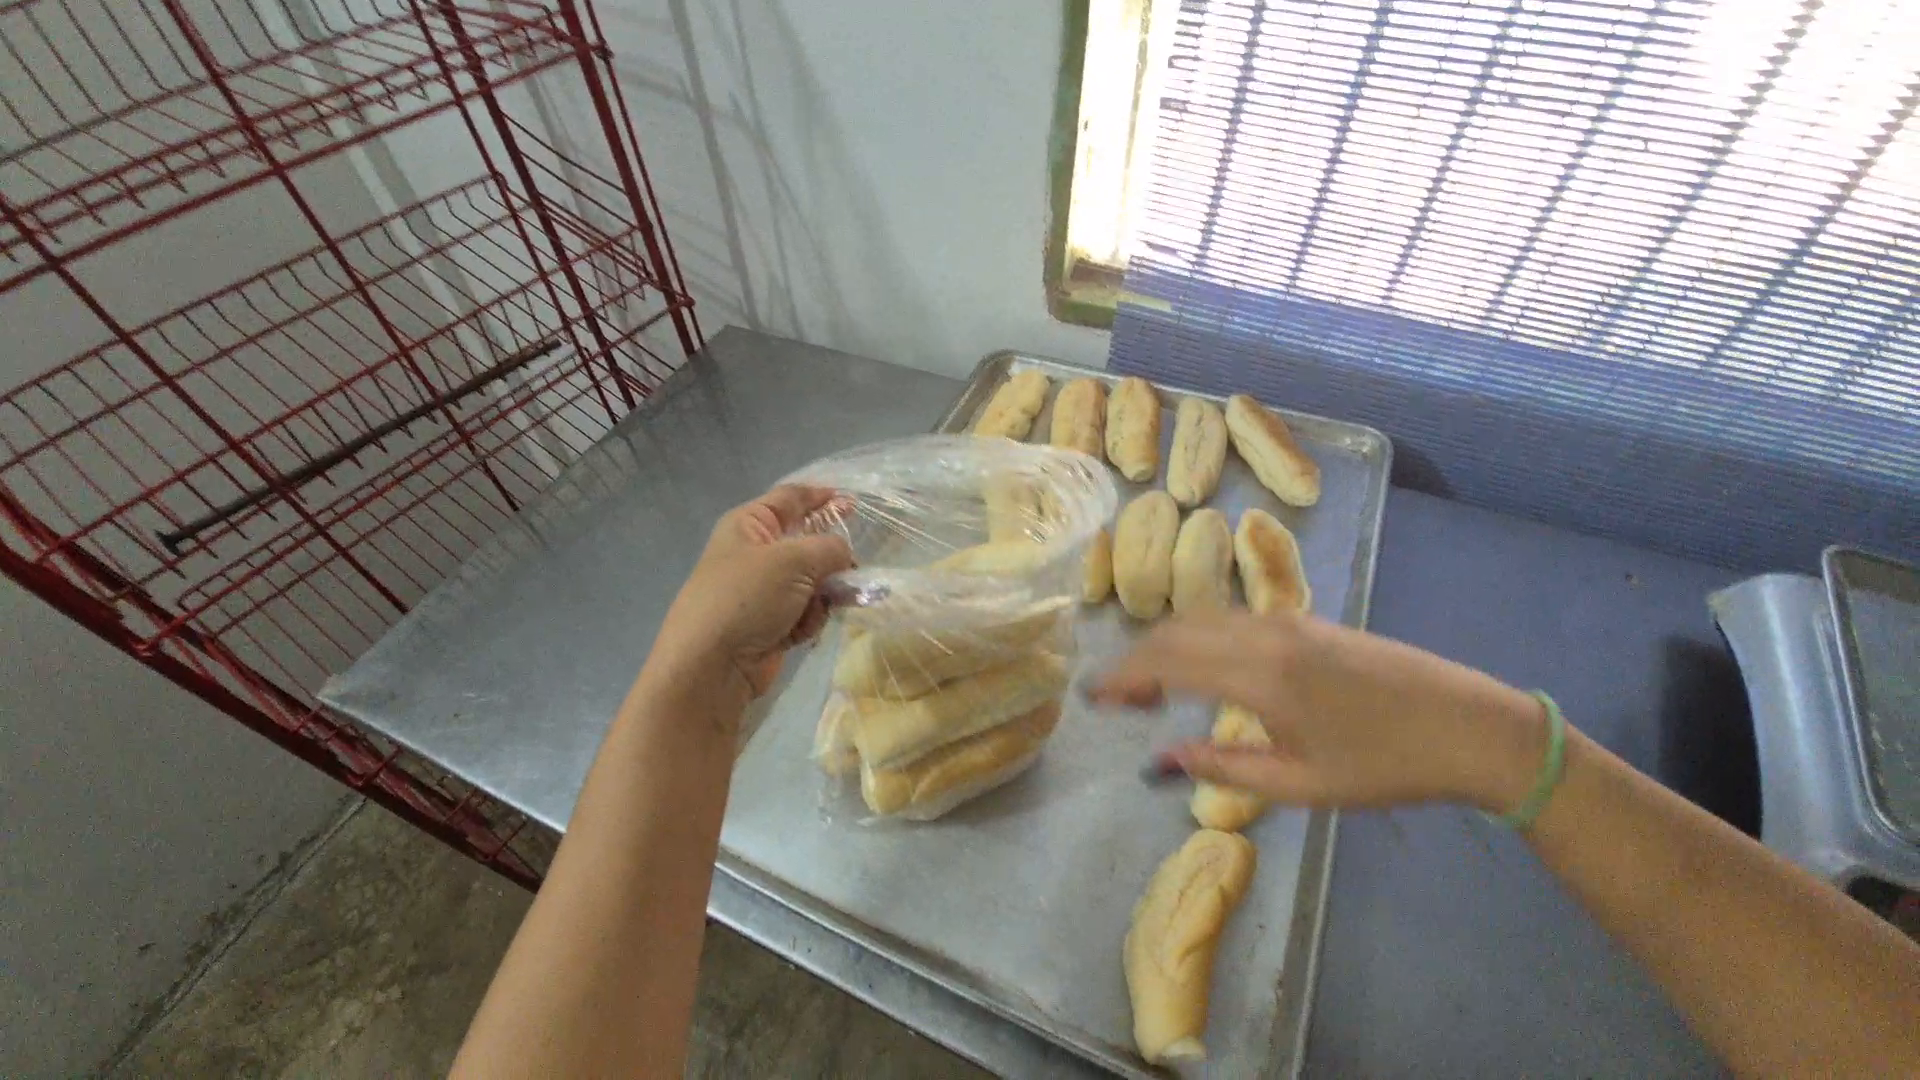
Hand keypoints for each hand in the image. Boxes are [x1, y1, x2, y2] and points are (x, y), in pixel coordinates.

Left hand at [652, 485, 854, 707]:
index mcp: (750, 524)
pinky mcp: (772, 624)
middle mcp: (756, 554)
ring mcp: (763, 591)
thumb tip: (846, 556)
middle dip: (829, 558)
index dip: (821, 497)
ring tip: (819, 608)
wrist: (712, 665)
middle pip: (807, 543)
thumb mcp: (793, 560)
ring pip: (813, 581)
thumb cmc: (747, 598)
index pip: (790, 498)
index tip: (854, 502)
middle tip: (852, 568)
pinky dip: (809, 620)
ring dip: (823, 594)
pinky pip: (806, 611)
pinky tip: (800, 632)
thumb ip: (830, 548)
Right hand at [1087, 610, 1548, 810]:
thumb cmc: (1385, 766)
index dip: (1123, 677)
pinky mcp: (1303, 619)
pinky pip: (1229, 619)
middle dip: (1136, 660)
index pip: (1166, 661)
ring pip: (1201, 619)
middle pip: (1175, 631)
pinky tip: (1199, 668)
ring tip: (1151, 688)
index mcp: (1261, 676)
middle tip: (1117, 699)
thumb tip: (1164, 756)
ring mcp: (1285, 620)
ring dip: (1165, 646)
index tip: (1096, 700)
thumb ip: (1223, 768)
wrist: (1470, 726)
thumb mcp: (1301, 785)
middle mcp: (1264, 634)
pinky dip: (1197, 638)